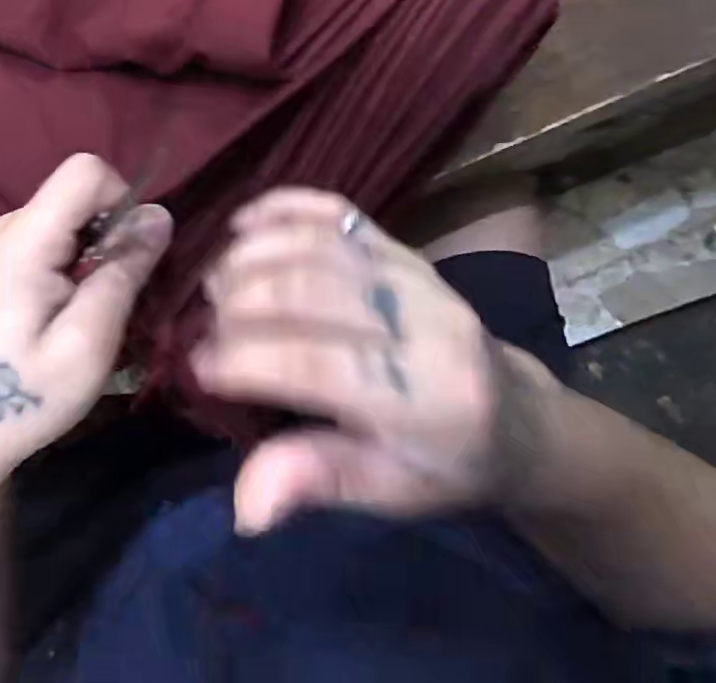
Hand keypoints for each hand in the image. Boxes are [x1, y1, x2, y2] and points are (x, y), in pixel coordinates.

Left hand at [0, 154, 172, 519]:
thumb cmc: (29, 396)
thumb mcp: (90, 341)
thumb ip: (125, 271)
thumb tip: (159, 215)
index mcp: (22, 239)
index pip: (85, 171)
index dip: (122, 200)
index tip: (131, 254)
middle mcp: (2, 225)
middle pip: (76, 193)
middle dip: (111, 231)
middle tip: (112, 295)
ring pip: (65, 214)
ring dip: (93, 249)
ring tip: (88, 308)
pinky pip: (48, 233)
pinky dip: (72, 258)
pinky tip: (65, 306)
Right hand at [196, 188, 549, 532]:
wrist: (517, 415)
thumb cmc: (444, 461)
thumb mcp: (388, 491)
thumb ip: (316, 482)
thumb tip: (245, 508)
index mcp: (427, 398)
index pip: (317, 364)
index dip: (244, 360)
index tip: (198, 365)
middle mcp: (424, 322)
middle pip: (308, 289)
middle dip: (236, 303)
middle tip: (201, 323)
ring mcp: (413, 272)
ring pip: (313, 243)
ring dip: (247, 255)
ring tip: (213, 281)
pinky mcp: (399, 244)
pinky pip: (333, 210)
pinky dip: (280, 207)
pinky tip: (242, 224)